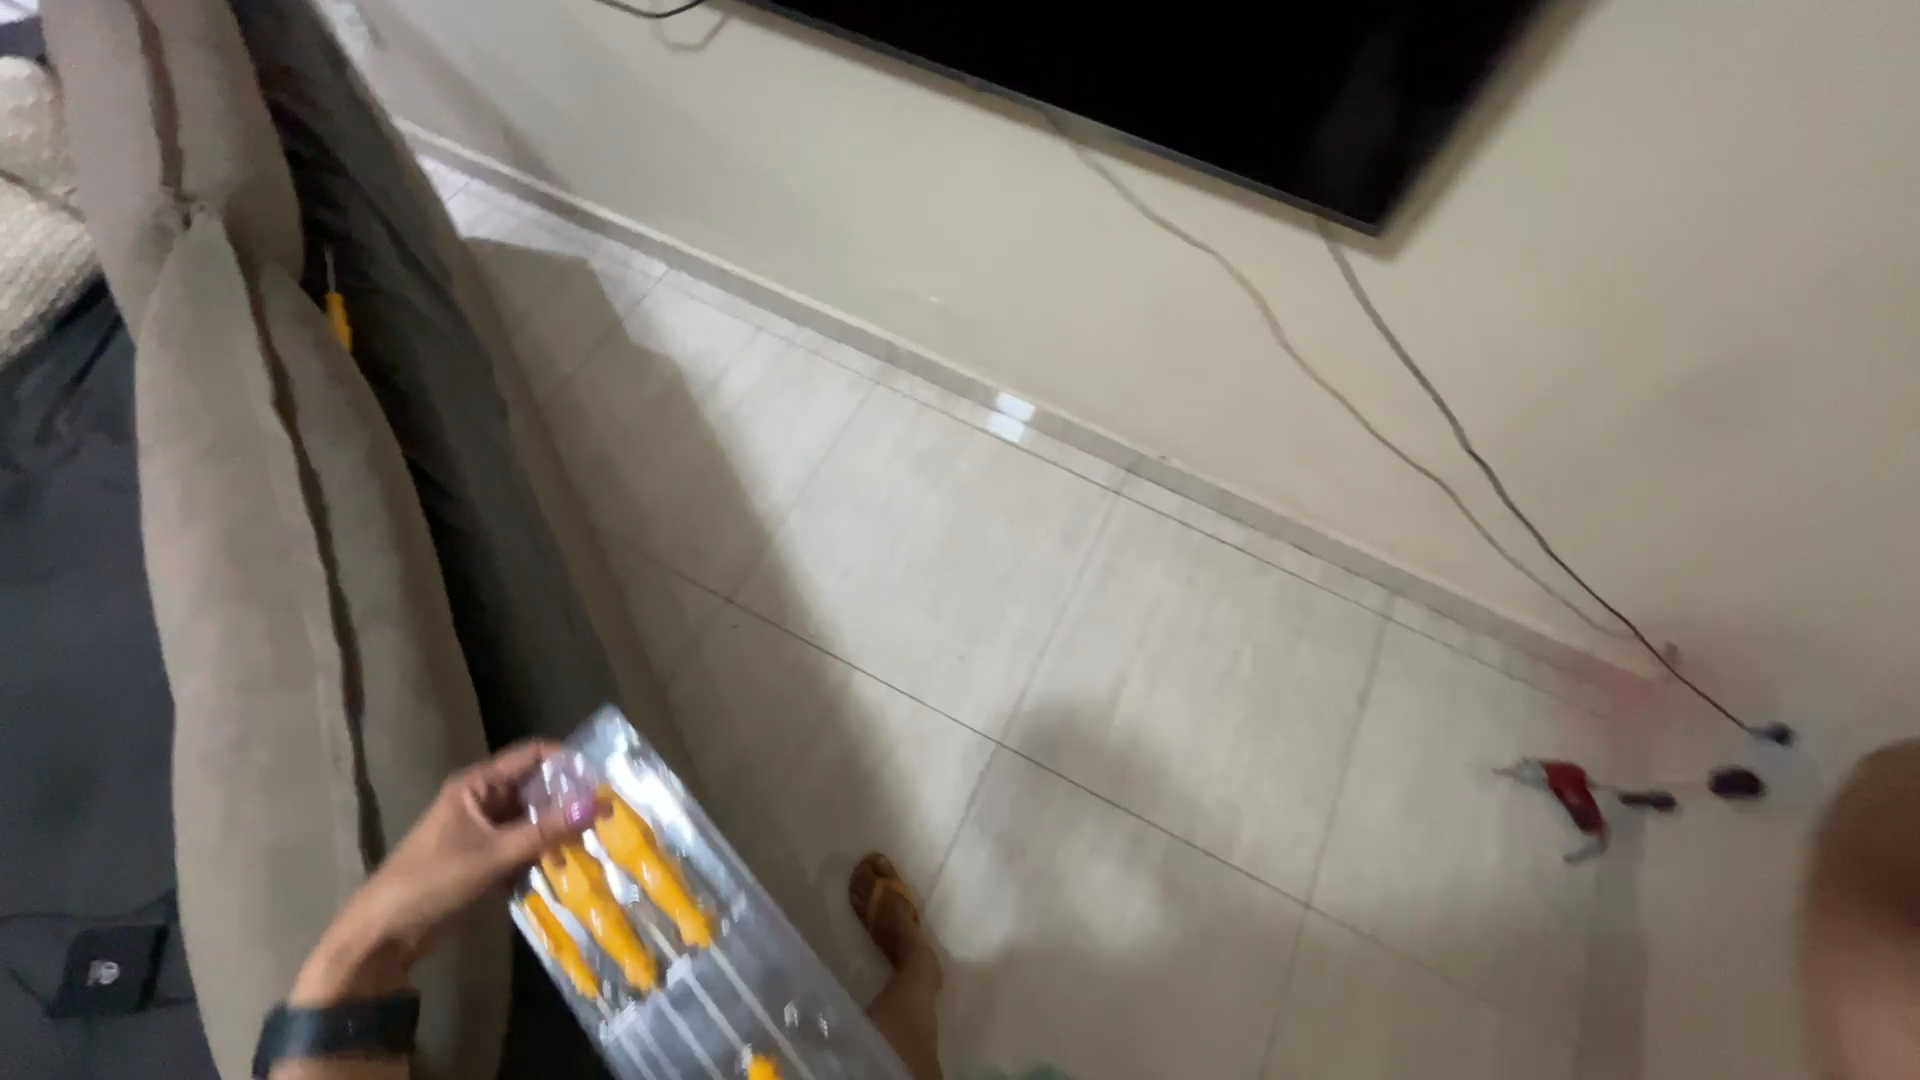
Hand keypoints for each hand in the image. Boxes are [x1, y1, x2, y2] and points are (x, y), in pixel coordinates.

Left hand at [289, 741, 605, 1004]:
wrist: (381, 937)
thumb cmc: (432, 882)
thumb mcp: (494, 855)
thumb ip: (548, 830)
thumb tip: (600, 805)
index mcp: (478, 785)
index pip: (533, 754)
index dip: (567, 760)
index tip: (601, 778)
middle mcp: (484, 798)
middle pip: (537, 785)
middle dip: (570, 797)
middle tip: (606, 811)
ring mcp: (485, 827)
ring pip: (534, 815)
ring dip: (560, 825)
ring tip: (595, 837)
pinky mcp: (486, 853)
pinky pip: (526, 839)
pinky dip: (546, 847)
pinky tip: (570, 860)